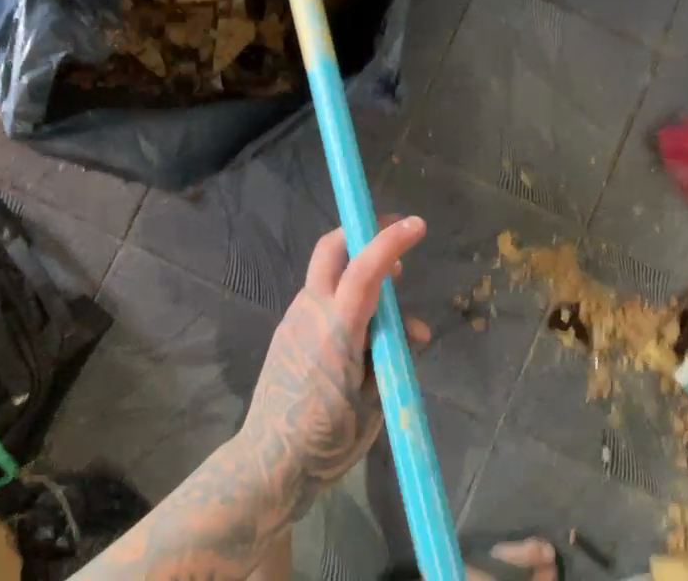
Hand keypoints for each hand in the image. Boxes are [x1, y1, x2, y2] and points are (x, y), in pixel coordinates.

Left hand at [236, 215, 430, 514]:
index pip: (364, 269)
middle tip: (397, 239)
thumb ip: (392, 356)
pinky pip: (321, 299)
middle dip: (363, 233)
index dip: (391, 242)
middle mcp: (311, 314)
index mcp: (337, 331)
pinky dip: (346, 297)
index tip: (417, 225)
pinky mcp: (288, 333)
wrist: (269, 463)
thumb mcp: (376, 400)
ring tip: (392, 295)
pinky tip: (365, 329)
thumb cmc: (328, 440)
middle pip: (331, 249)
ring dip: (358, 268)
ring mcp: (295, 320)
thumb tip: (413, 332)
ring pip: (327, 274)